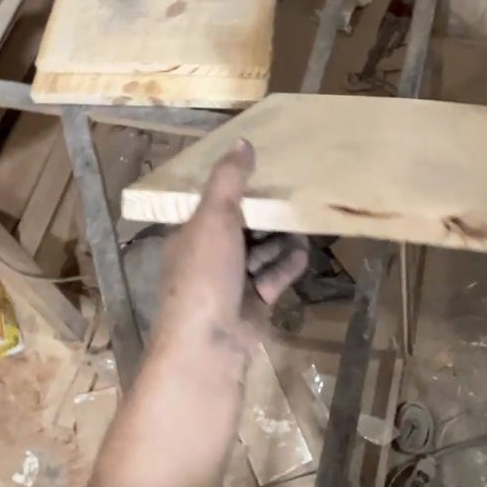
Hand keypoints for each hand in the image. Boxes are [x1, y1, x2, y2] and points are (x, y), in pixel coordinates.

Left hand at [147, 139, 309, 380]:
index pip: (219, 203)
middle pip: (248, 225)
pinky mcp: (255, 301)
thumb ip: (230, 179)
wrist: (209, 345)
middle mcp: (210, 255)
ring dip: (280, 244)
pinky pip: (276, 274)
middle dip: (270, 219)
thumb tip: (243, 141)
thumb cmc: (204, 275)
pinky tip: (293, 264)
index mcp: (191, 233)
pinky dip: (284, 268)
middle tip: (292, 206)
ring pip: (266, 249)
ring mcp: (233, 280)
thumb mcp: (214, 218)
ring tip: (294, 238)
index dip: (243, 190)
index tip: (271, 175)